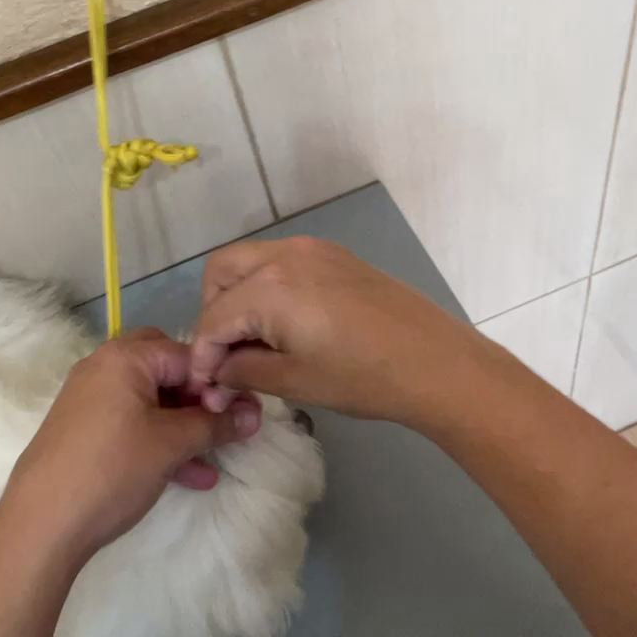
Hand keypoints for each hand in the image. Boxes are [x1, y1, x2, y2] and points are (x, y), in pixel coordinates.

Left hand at [0, 328, 261, 560]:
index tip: (241, 413)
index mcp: (126, 356)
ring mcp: (90, 396)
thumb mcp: (171, 445)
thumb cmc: (112, 469)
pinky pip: (131, 421)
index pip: (187, 355)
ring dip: (183, 425)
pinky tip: (188, 476)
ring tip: (214, 460)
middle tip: (220, 423)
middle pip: (166, 369)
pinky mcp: (83, 427)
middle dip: (197, 397)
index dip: (217, 383)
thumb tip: (254, 414)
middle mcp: (104, 365)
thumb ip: (215, 425)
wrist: (40, 525)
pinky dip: (158, 439)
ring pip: (150, 399)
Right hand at [187, 236, 504, 428]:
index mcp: (269, 287)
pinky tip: (285, 324)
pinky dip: (267, 286)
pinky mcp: (333, 254)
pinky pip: (281, 261)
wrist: (434, 361)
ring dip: (238, 296)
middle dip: (213, 312)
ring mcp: (311, 249)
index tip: (206, 388)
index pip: (213, 318)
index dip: (202, 356)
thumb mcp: (293, 381)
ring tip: (254, 342)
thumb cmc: (361, 377)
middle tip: (226, 355)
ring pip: (250, 260)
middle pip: (221, 271)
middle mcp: (284, 255)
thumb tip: (215, 375)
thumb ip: (242, 371)